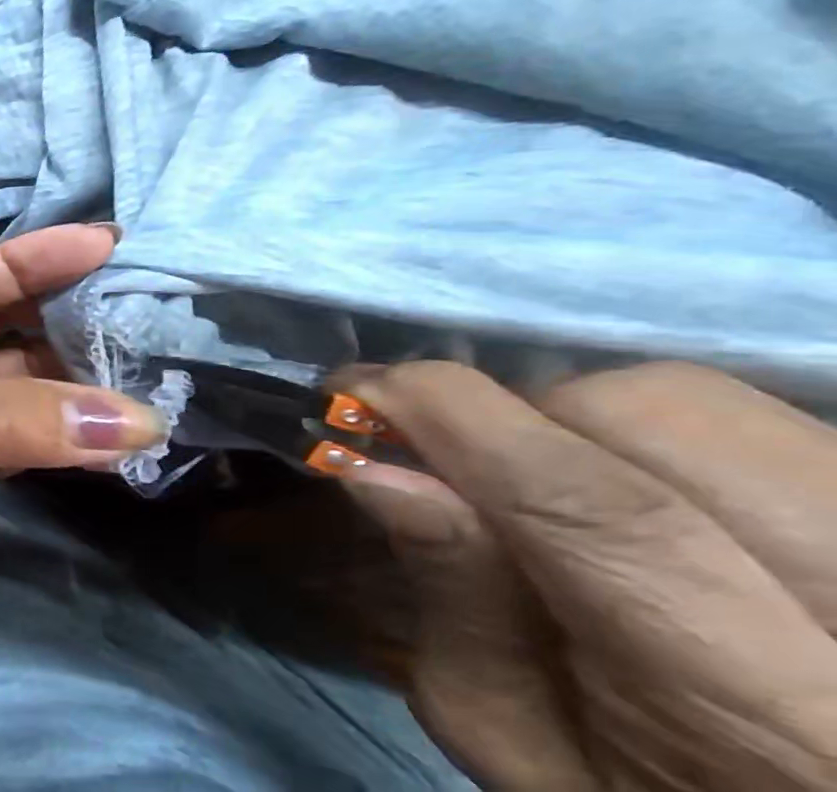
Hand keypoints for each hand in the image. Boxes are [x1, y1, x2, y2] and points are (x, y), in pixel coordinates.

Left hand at [0, 224, 166, 734]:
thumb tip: (128, 418)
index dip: (27, 262)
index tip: (102, 242)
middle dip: (59, 313)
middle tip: (140, 297)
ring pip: (19, 384)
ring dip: (75, 378)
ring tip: (145, 362)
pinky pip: (28, 440)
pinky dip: (70, 434)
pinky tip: (117, 426)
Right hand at [337, 361, 836, 790]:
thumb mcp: (518, 743)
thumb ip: (456, 608)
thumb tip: (374, 473)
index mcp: (776, 718)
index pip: (600, 512)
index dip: (459, 421)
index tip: (356, 389)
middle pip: (665, 422)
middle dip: (516, 414)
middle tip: (448, 451)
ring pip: (715, 404)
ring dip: (581, 418)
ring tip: (540, 474)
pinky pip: (756, 422)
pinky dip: (651, 431)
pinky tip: (627, 486)